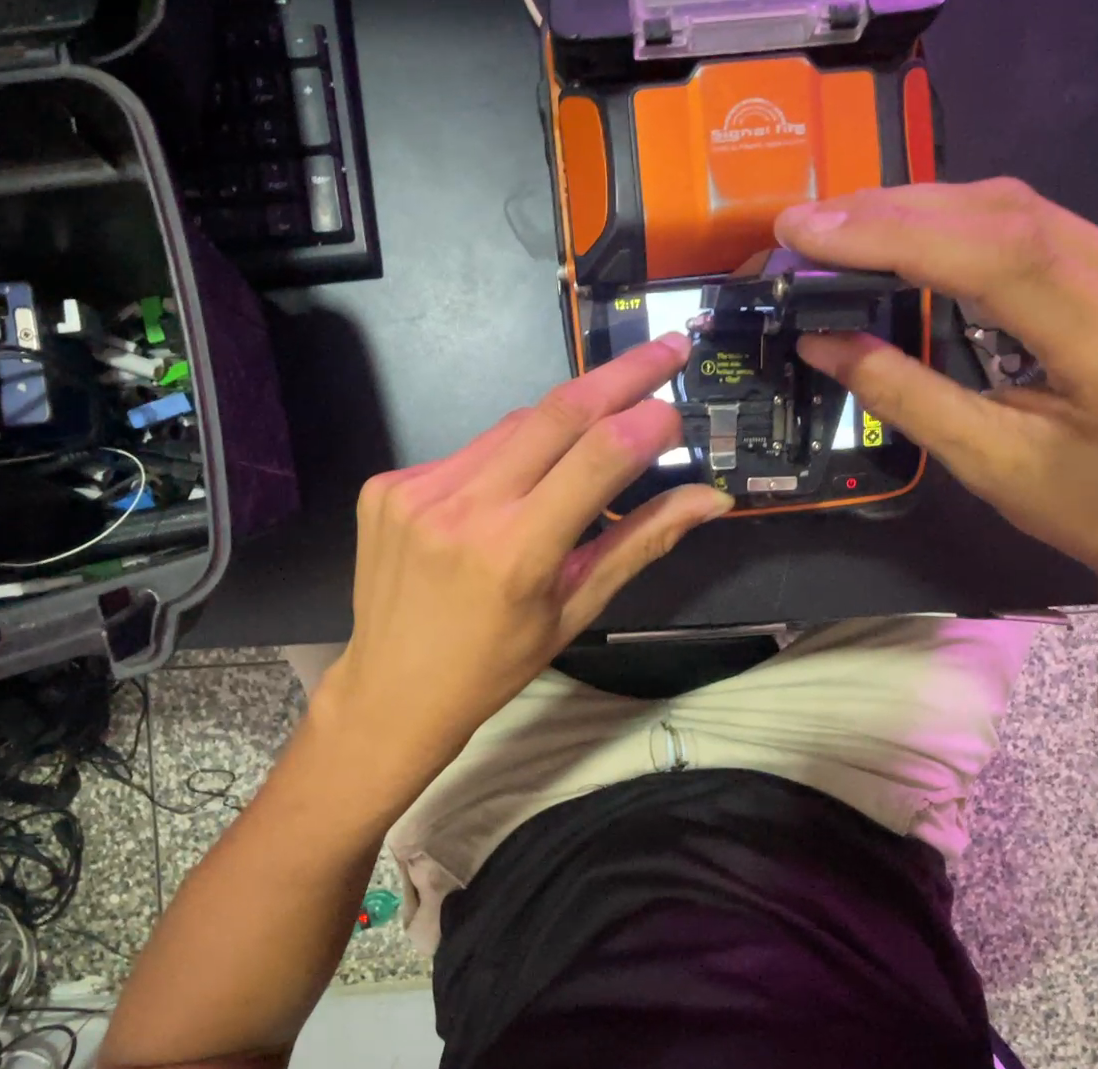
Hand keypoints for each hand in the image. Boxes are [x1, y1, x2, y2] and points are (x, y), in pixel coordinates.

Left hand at [309, 334, 732, 786]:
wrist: (393, 689)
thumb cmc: (497, 663)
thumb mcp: (576, 609)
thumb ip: (641, 541)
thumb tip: (710, 497)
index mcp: (517, 554)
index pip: (597, 457)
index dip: (647, 422)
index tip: (679, 408)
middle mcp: (463, 508)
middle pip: (557, 411)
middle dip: (622, 373)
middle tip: (668, 349)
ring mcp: (416, 489)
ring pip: (514, 425)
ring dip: (564, 421)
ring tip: (593, 437)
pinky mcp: (387, 484)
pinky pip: (470, 450)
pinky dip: (509, 455)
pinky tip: (513, 488)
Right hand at [774, 180, 1097, 601]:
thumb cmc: (1083, 509)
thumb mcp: (985, 463)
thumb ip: (903, 395)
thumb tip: (820, 339)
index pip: (1002, 258)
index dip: (898, 234)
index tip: (810, 230)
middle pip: (1010, 217)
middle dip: (895, 214)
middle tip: (809, 223)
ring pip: (1021, 210)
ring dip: (922, 211)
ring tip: (841, 226)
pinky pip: (1038, 224)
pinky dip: (959, 225)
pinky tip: (906, 231)